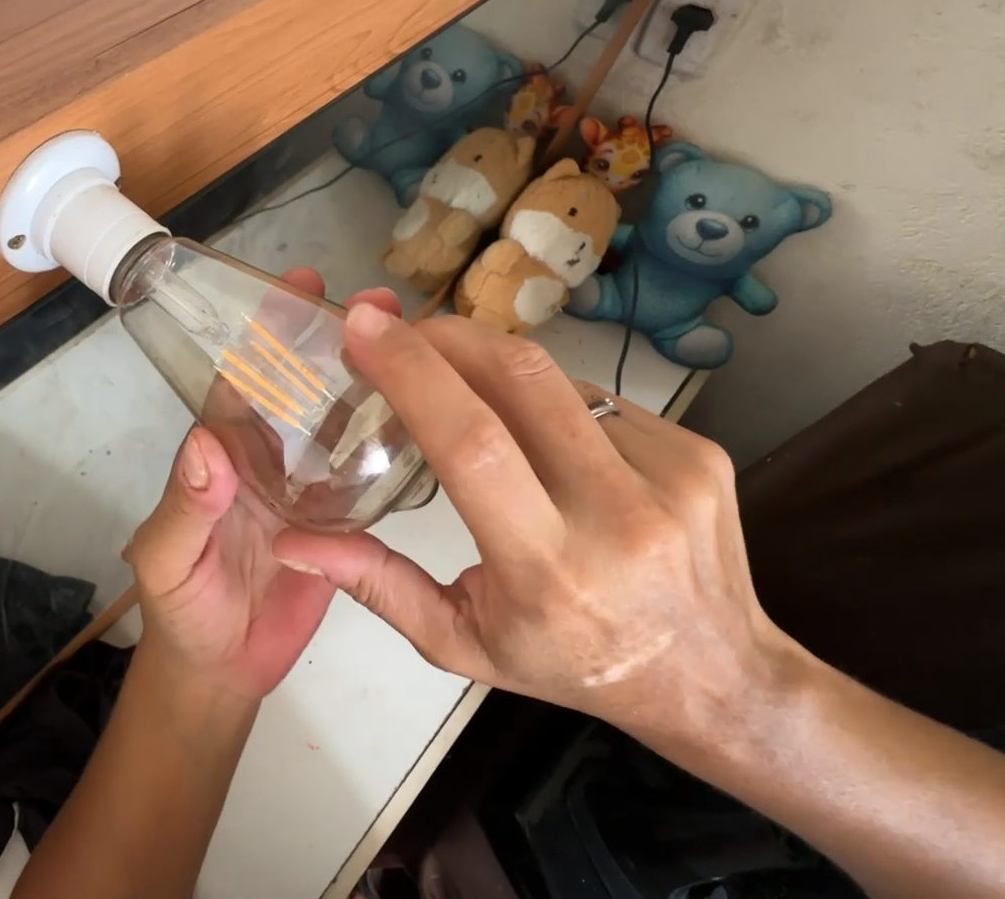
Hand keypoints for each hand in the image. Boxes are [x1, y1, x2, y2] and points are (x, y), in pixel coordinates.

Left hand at [125, 269, 402, 700]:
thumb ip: (184, 506)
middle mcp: (267, 461)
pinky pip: (366, 476)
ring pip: (340, 424)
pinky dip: (394, 445)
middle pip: (301, 389)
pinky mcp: (340, 524)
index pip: (244, 381)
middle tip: (381, 302)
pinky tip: (433, 419)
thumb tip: (205, 443)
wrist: (221, 669)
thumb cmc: (181, 609)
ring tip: (421, 344)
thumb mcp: (167, 558)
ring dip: (372, 383)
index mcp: (223, 456)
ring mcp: (307, 490)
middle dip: (335, 343)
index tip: (301, 285)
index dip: (268, 333)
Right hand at [274, 306, 796, 735]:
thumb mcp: (458, 643)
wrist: (714, 676)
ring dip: (488, 365)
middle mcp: (615, 512)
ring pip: (553, 380)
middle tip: (396, 328)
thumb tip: (290, 540)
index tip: (363, 328)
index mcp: (546, 567)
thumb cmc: (569, 663)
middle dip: (445, 336)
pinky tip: (537, 431)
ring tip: (456, 379)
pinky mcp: (697, 450)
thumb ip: (375, 584)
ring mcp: (669, 472)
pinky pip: (594, 395)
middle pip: (519, 380)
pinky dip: (543, 398)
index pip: (472, 443)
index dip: (413, 373)